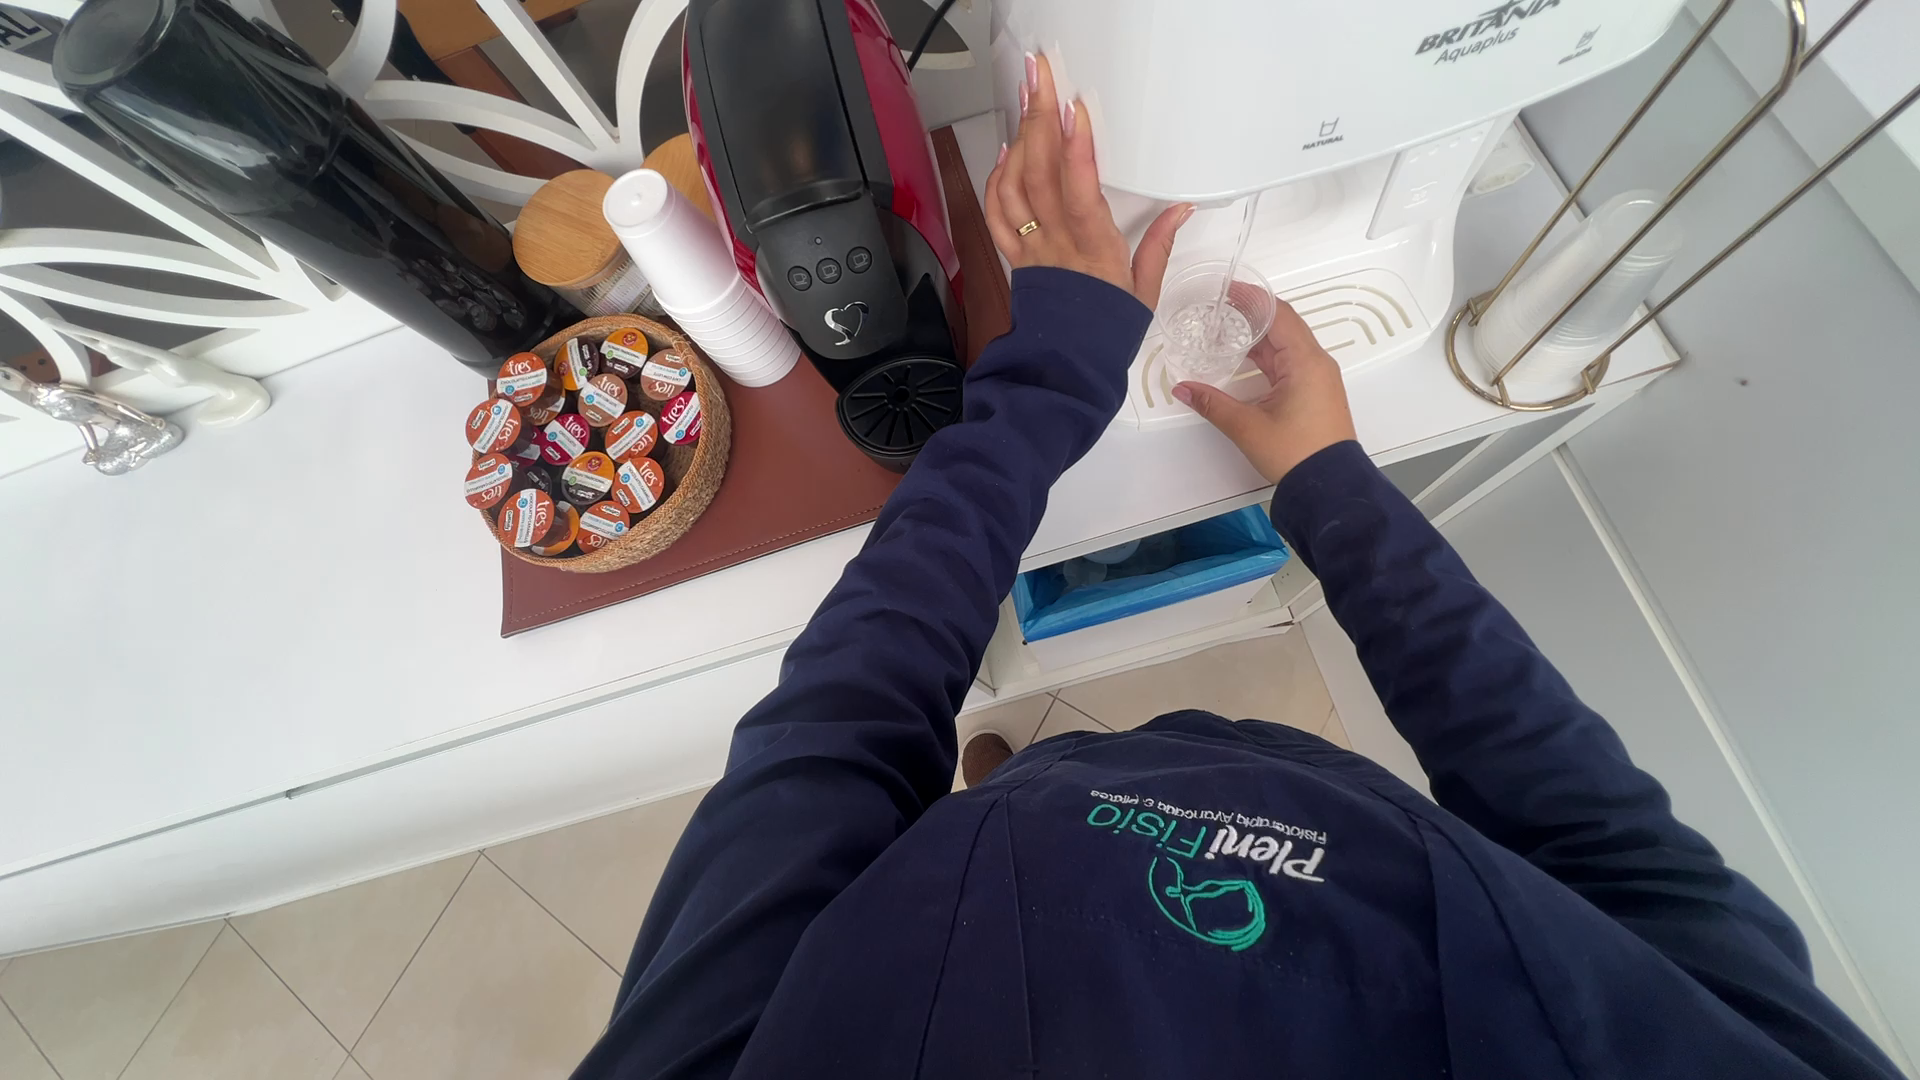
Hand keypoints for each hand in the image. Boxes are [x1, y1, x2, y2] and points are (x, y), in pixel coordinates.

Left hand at [984, 52, 1191, 307]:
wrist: (1067, 367)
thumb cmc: (1105, 332)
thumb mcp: (1144, 293)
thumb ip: (1158, 246)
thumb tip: (1181, 210)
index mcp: (1094, 252)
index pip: (1080, 194)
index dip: (1076, 150)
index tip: (1075, 109)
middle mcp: (1057, 245)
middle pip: (1040, 176)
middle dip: (1039, 120)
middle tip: (1040, 77)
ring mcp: (1032, 249)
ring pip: (1014, 188)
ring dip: (1017, 139)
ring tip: (1025, 99)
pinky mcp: (1016, 258)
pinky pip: (998, 215)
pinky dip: (997, 180)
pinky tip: (1005, 151)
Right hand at [1173, 300, 1357, 484]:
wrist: (1328, 484)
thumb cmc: (1297, 453)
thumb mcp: (1247, 427)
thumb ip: (1212, 403)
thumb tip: (1184, 389)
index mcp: (1305, 362)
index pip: (1278, 315)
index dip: (1252, 299)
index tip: (1229, 290)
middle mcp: (1316, 364)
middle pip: (1282, 327)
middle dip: (1251, 315)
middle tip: (1221, 308)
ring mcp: (1317, 379)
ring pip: (1284, 346)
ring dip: (1257, 337)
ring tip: (1226, 331)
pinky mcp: (1313, 393)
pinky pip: (1289, 364)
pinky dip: (1266, 357)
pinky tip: (1244, 361)